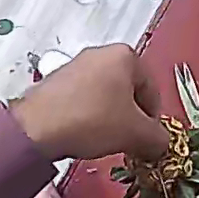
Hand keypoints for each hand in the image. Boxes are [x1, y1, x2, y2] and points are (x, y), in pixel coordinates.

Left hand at [9, 44, 172, 161]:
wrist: (36, 129)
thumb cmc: (92, 121)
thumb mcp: (136, 133)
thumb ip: (158, 138)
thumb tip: (161, 144)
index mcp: (125, 55)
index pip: (152, 90)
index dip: (153, 120)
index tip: (147, 140)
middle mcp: (101, 53)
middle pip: (129, 92)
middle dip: (132, 119)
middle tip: (129, 142)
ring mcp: (75, 64)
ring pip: (106, 96)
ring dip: (111, 119)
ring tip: (105, 141)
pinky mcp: (56, 80)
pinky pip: (84, 99)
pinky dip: (89, 116)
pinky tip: (84, 134)